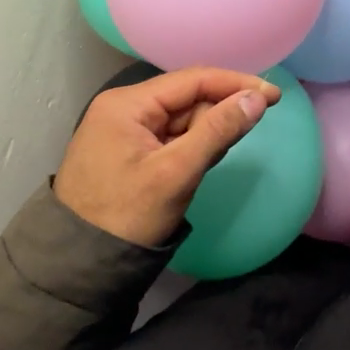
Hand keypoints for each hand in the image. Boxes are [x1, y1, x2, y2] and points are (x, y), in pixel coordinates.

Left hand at [54, 67, 280, 245]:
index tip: (274, 97)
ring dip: (206, 132)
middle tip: (238, 140)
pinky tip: (199, 162)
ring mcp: (124, 129)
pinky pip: (173, 134)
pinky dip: (193, 145)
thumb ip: (219, 130)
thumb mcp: (177, 172)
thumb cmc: (125, 216)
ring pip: (184, 116)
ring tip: (210, 160)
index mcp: (127, 104)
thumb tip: (259, 98)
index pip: (195, 79)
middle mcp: (123, 108)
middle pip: (190, 96)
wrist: (74, 271)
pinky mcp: (128, 150)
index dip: (238, 84)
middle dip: (219, 114)